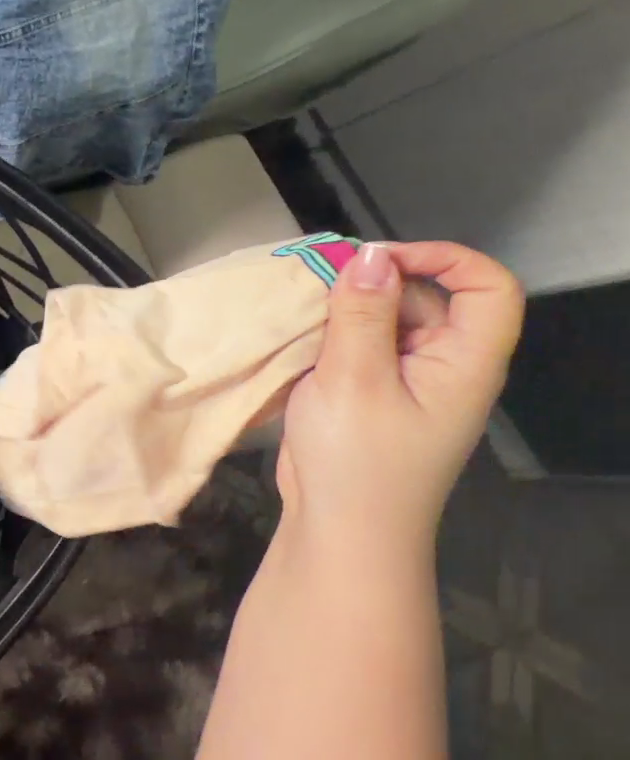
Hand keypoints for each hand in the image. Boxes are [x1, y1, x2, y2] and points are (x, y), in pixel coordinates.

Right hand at [278, 241, 523, 547]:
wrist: (342, 526)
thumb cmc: (357, 457)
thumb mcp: (353, 379)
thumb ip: (363, 314)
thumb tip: (370, 254)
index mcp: (463, 362)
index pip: (488, 287)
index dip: (441, 258)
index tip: (372, 260)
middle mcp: (444, 365)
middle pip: (428, 297)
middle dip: (371, 281)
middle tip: (310, 286)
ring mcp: (407, 380)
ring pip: (386, 318)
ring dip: (342, 307)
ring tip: (295, 313)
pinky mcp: (371, 391)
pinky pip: (359, 344)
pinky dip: (329, 332)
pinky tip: (293, 338)